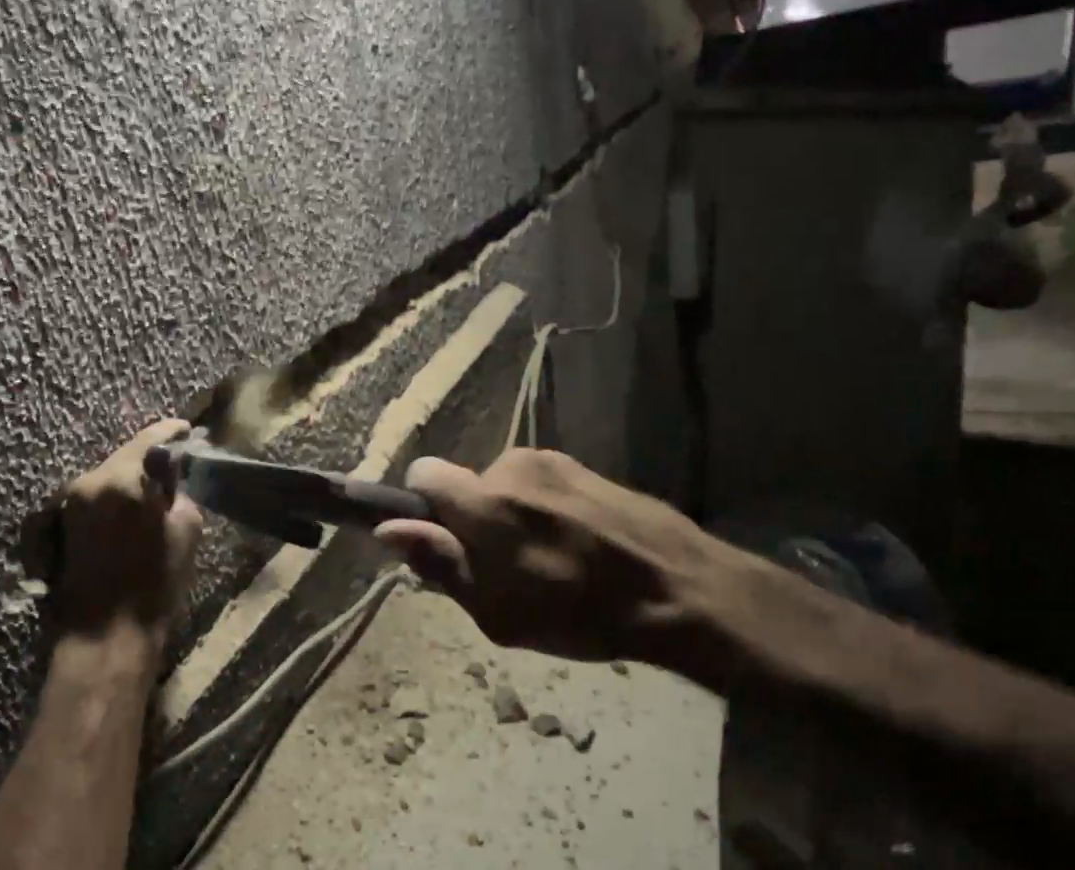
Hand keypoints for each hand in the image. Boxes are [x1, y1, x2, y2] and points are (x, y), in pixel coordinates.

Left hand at [52, 419, 204, 655]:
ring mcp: (71, 500)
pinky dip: (113, 497)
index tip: (186, 429)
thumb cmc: (154, 588)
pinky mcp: (61, 520)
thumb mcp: (186, 532)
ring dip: (129, 480)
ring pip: (108, 476)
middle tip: (173, 467)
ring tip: (152, 495)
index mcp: (123, 479)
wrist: (103, 637)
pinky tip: (129, 515)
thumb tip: (175, 478)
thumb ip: (180, 493)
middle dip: (149, 460)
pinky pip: (95, 495)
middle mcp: (91, 479)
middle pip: (126, 456)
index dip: (172, 432)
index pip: (151, 438)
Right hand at [375, 450, 724, 661]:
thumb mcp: (496, 610)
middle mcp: (512, 466)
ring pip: (510, 485)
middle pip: (469, 485)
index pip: (421, 474)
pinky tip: (583, 546)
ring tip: (553, 560)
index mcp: (482, 501)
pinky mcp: (590, 468)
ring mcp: (555, 463)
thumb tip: (387, 530)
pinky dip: (550, 510)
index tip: (448, 543)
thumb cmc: (580, 612)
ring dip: (515, 514)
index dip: (425, 508)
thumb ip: (438, 563)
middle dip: (476, 519)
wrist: (688, 594)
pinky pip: (547, 485)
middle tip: (508, 569)